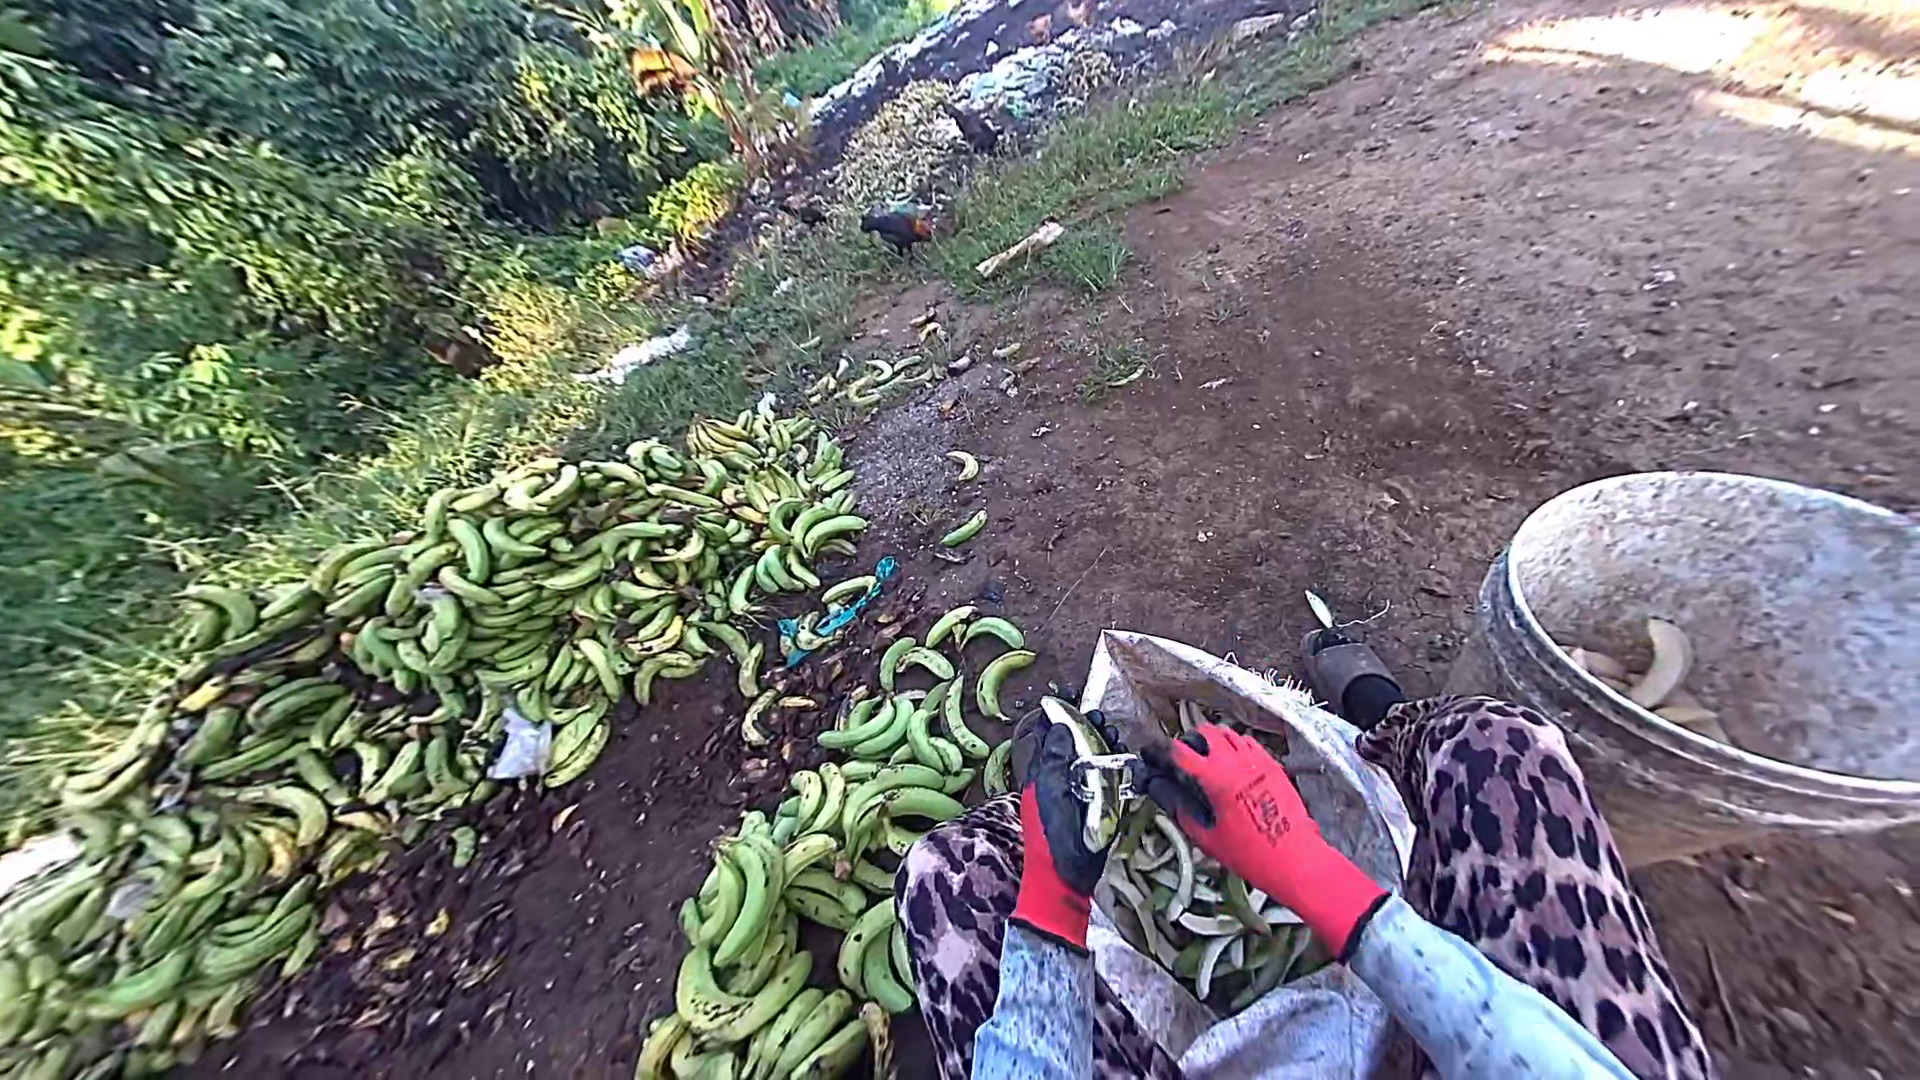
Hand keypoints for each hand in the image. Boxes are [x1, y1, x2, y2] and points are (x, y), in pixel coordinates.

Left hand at [1008, 712, 1115, 949]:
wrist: (1065, 876)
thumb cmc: (1053, 834)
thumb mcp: (1050, 790)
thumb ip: (1054, 757)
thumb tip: (1058, 723)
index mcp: (1041, 770)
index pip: (1045, 731)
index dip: (1056, 711)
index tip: (1070, 695)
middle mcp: (1058, 774)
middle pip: (1071, 740)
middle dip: (1085, 724)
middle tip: (1099, 717)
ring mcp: (1077, 787)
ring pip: (1089, 753)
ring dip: (1101, 739)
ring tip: (1112, 731)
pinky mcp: (1095, 800)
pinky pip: (1104, 772)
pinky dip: (1113, 759)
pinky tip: (1121, 752)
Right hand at [1139, 723, 1387, 956]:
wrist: (1299, 863)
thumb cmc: (1252, 855)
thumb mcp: (1206, 838)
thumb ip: (1181, 810)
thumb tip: (1163, 792)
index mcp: (1215, 778)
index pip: (1179, 750)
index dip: (1161, 752)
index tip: (1154, 756)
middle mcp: (1234, 762)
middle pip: (1203, 731)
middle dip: (1189, 741)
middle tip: (1184, 759)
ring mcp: (1257, 761)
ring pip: (1227, 733)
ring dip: (1213, 741)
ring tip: (1208, 759)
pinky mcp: (1273, 766)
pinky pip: (1248, 744)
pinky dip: (1235, 747)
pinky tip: (1234, 765)